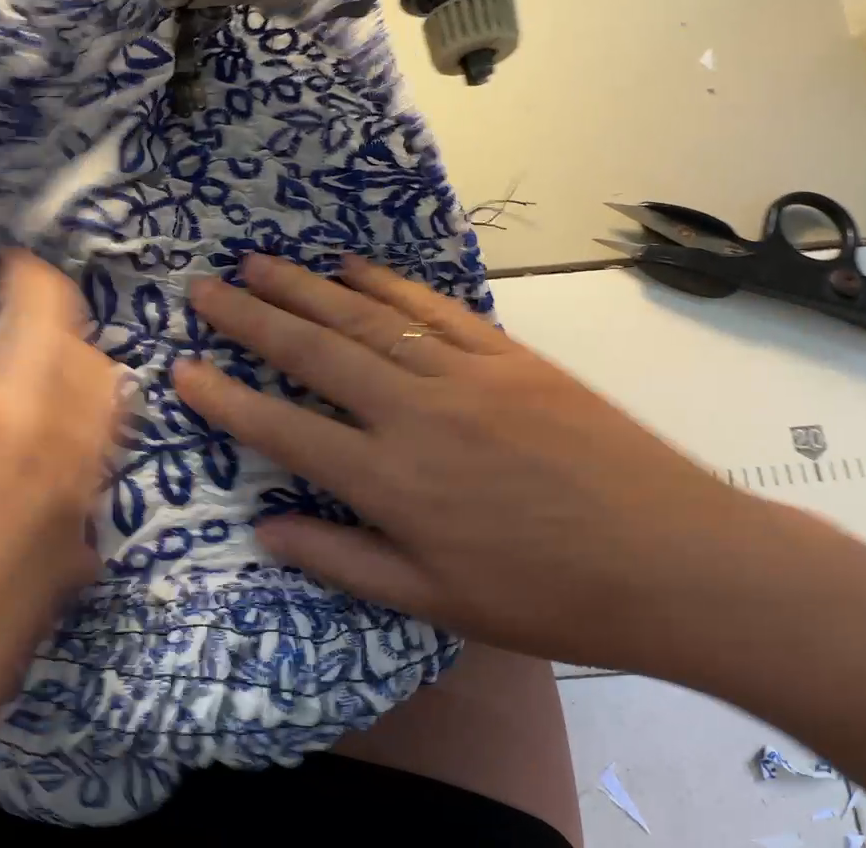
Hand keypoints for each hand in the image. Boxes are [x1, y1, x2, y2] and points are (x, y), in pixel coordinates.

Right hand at [171, 252, 761, 671]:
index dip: (224, 399)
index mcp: (389, 481)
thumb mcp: (436, 602)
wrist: (683, 565)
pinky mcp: (510, 357)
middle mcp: (413, 415)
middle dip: (249, 318)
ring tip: (256, 263)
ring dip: (303, 287)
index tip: (181, 369)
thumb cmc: (550, 597)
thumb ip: (341, 561)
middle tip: (203, 289)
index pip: (282, 429)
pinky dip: (385, 282)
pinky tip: (349, 265)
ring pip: (364, 318)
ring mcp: (463, 376)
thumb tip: (262, 529)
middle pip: (313, 353)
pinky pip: (433, 310)